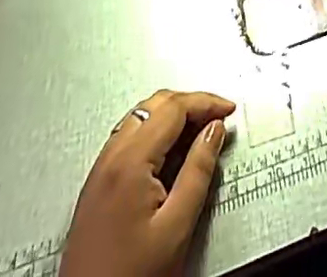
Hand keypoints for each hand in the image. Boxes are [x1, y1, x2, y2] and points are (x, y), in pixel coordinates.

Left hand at [60, 90, 235, 276]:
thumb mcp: (177, 224)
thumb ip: (199, 170)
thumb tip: (214, 131)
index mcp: (129, 163)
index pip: (173, 108)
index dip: (206, 102)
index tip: (228, 110)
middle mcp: (110, 160)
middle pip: (155, 106)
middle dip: (191, 103)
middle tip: (218, 116)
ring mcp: (100, 172)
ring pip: (140, 118)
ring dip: (173, 115)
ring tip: (200, 131)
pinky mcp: (97, 186)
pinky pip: (129, 138)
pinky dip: (156, 132)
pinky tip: (172, 151)